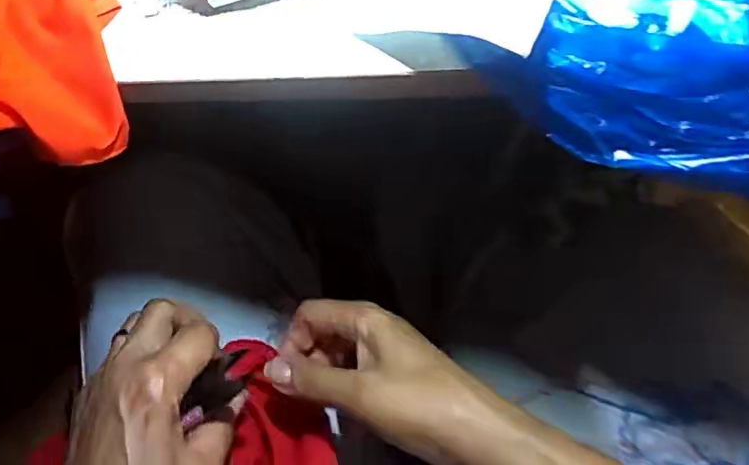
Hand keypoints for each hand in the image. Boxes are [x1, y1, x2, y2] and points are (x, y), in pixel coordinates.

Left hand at [66, 299, 243, 464]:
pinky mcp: (86, 388)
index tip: (222, 373)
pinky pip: (115, 350)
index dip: (218, 349)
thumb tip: (234, 396)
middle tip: (200, 353)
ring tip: (174, 361)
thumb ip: (222, 425)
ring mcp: (102, 372)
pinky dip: (136, 352)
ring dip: (159, 332)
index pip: (199, 332)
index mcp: (156, 381)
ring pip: (134, 322)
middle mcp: (126, 364)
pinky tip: (146, 384)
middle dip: (188, 323)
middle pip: (162, 309)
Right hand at [264, 300, 615, 464]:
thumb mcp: (360, 394)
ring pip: (339, 353)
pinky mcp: (396, 374)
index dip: (292, 341)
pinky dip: (342, 387)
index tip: (285, 380)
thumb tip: (268, 368)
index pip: (310, 313)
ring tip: (318, 410)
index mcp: (364, 316)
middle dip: (305, 360)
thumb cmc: (418, 405)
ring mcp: (386, 350)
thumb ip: (313, 380)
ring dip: (322, 377)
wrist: (480, 434)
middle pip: (323, 330)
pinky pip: (356, 370)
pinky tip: (343, 413)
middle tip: (299, 400)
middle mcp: (372, 325)